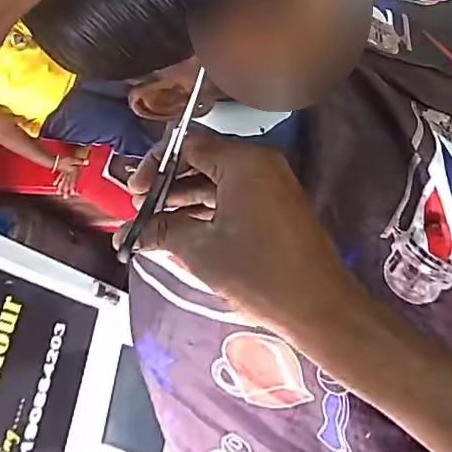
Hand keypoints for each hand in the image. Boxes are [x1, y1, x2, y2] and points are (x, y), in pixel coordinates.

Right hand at [52, 154, 85, 196]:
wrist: (57, 158)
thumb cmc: (65, 159)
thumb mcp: (74, 159)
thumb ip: (80, 161)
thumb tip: (87, 162)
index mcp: (71, 172)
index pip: (72, 181)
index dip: (73, 187)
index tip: (72, 194)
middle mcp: (67, 174)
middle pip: (66, 183)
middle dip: (65, 190)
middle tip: (65, 197)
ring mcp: (63, 173)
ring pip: (62, 181)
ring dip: (60, 187)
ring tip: (58, 193)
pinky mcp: (60, 170)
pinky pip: (59, 177)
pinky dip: (57, 181)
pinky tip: (55, 184)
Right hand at [118, 136, 363, 340]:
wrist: (320, 307)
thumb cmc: (259, 273)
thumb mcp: (201, 250)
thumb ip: (163, 231)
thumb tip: (131, 232)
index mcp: (242, 161)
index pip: (187, 144)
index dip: (154, 165)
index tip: (135, 192)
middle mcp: (259, 162)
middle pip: (202, 159)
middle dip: (168, 184)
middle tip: (140, 209)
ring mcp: (271, 182)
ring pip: (217, 179)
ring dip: (185, 199)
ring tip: (155, 224)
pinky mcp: (275, 204)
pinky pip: (234, 194)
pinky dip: (208, 209)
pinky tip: (183, 231)